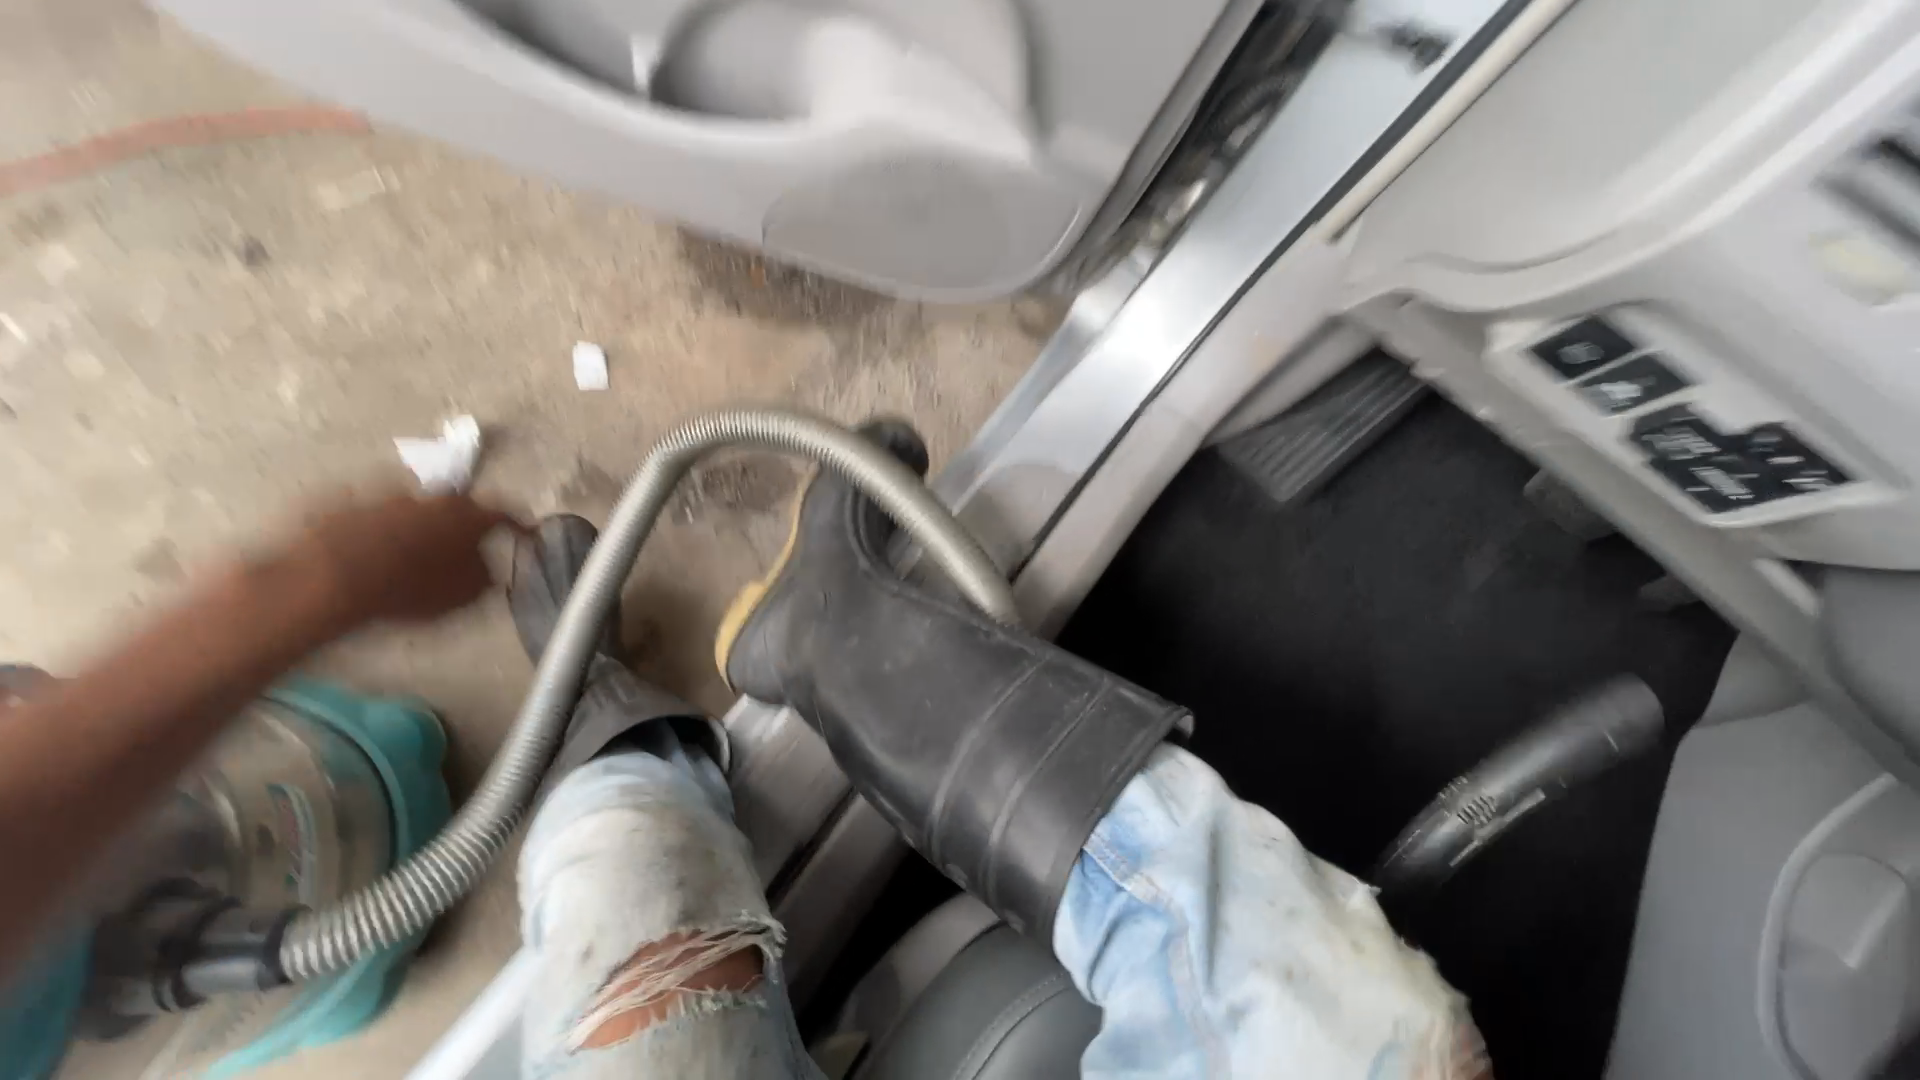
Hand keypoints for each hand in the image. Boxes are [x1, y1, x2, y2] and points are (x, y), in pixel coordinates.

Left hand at [289, 492, 521, 626]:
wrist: (325, 580)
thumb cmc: (406, 590)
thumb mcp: (462, 597)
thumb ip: (485, 578)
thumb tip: (489, 569)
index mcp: (466, 513)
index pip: (506, 514)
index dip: (521, 528)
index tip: (528, 537)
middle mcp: (429, 495)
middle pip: (455, 508)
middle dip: (461, 528)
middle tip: (460, 554)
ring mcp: (382, 494)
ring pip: (412, 510)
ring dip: (418, 528)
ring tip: (410, 558)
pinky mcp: (341, 502)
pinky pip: (369, 516)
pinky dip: (376, 530)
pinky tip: (370, 554)